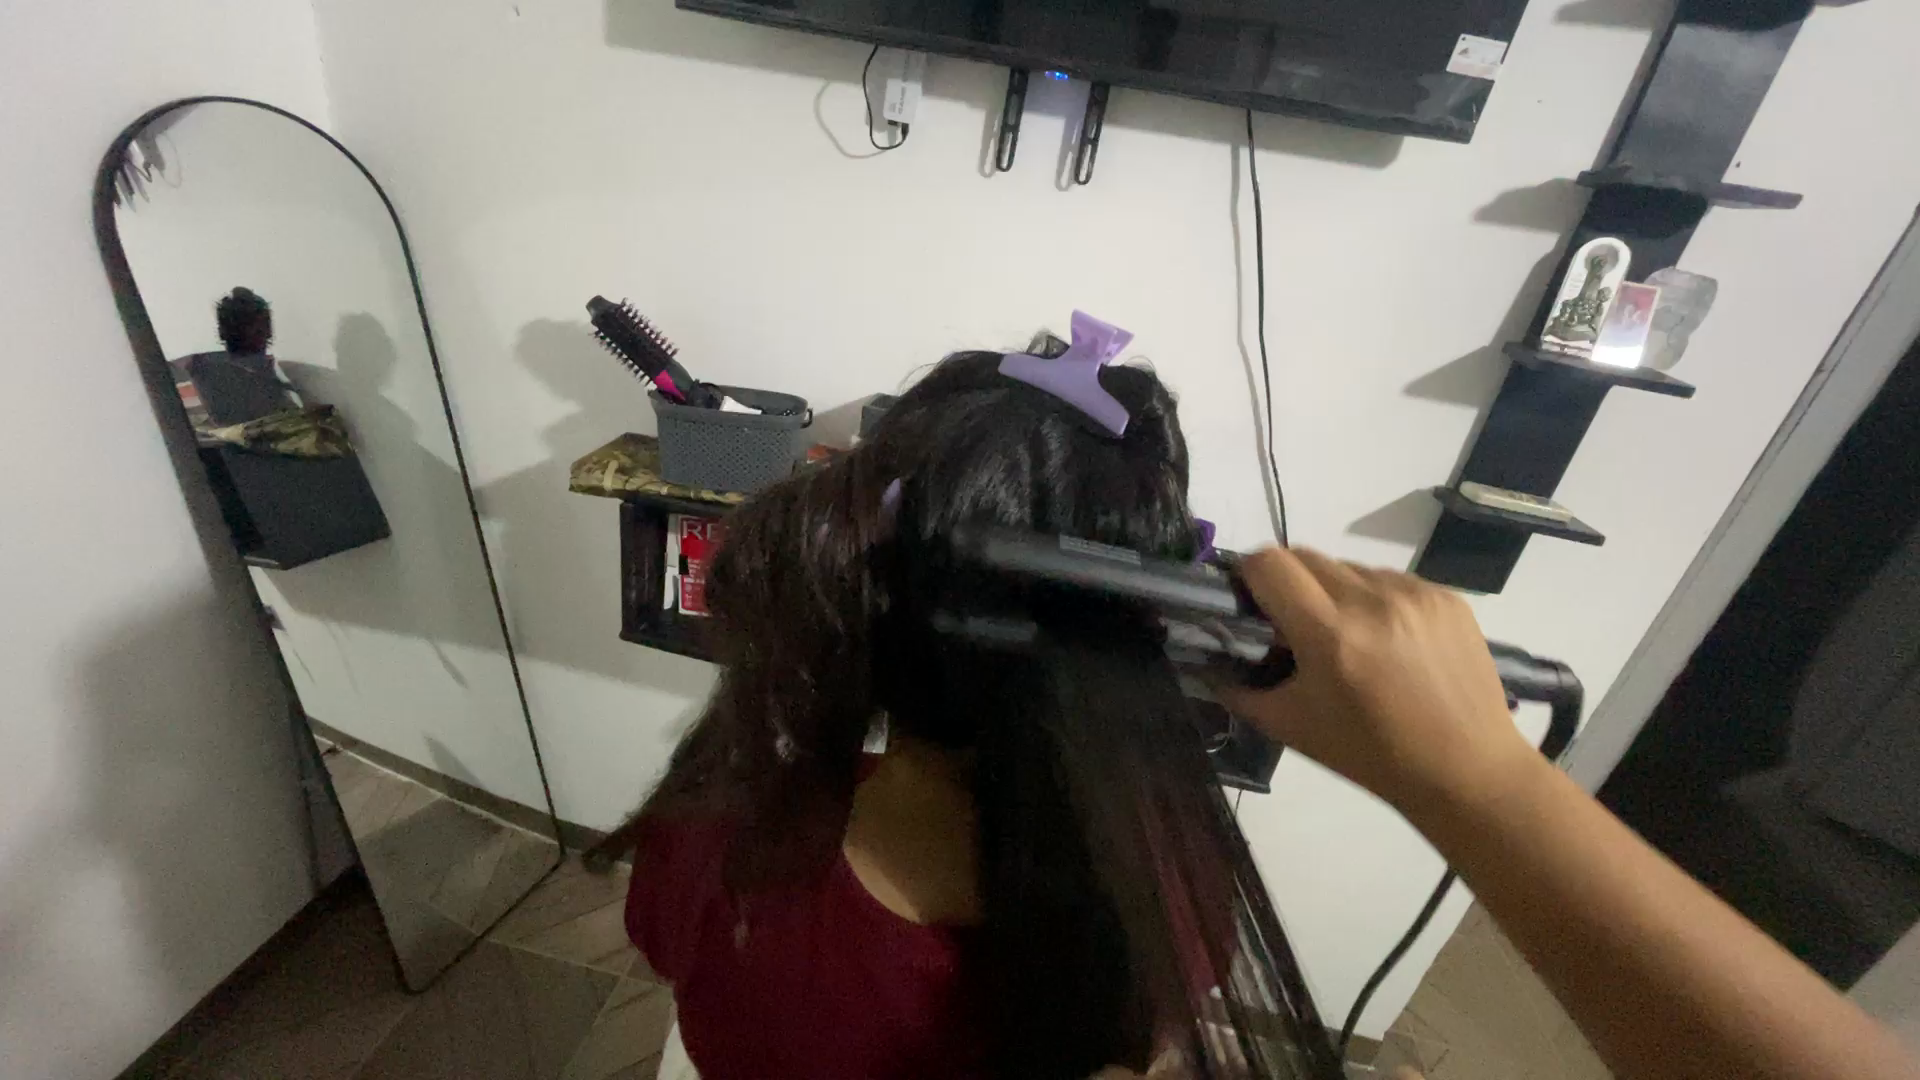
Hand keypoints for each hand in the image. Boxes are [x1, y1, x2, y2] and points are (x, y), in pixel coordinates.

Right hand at [1222, 547, 1536, 812]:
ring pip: (1346, 567)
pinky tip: (1386, 640)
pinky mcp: (1446, 597)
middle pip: (1304, 555)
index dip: (1249, 573)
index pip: (1269, 562)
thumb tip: (1204, 661)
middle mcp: (1372, 602)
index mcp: (1329, 634)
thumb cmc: (1369, 754)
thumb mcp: (1289, 726)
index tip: (1249, 598)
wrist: (1468, 772)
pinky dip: (1373, 600)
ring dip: (1332, 590)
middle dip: (1287, 581)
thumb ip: (1236, 689)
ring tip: (1346, 635)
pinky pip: (1388, 579)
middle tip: (1291, 621)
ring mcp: (1414, 595)